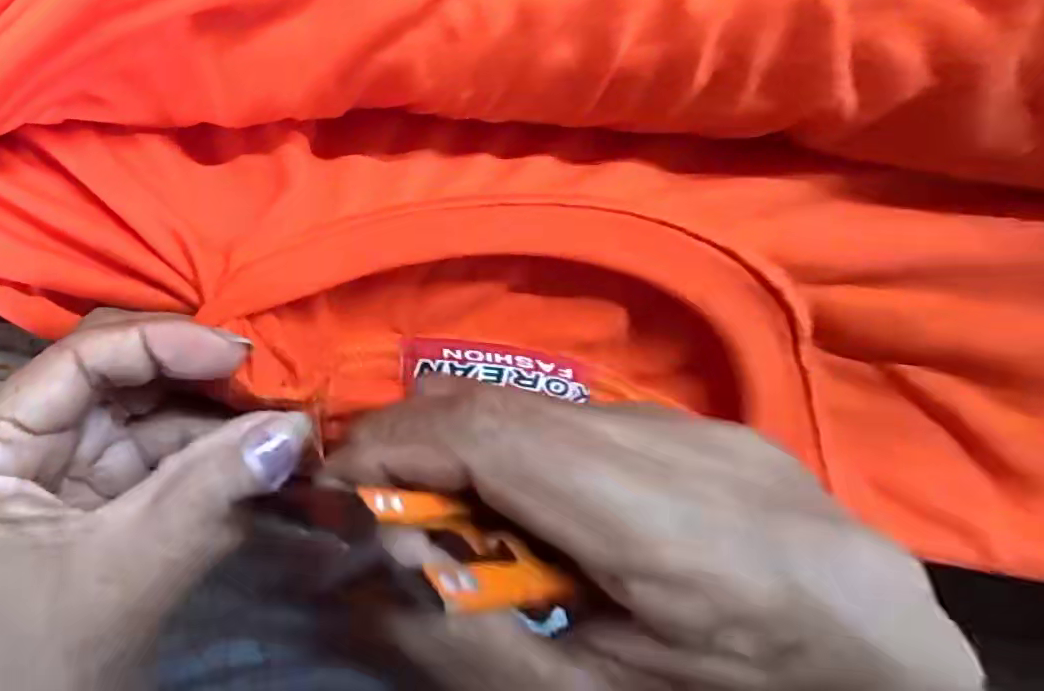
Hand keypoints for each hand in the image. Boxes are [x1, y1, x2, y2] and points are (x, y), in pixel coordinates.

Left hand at [0, 309, 310, 690]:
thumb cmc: (49, 662)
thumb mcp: (123, 573)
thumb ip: (206, 495)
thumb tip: (291, 429)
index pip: (82, 356)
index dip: (163, 342)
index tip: (236, 350)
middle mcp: (24, 426)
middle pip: (116, 364)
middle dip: (190, 365)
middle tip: (262, 371)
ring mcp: (64, 447)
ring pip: (145, 395)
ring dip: (209, 399)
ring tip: (272, 399)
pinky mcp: (101, 474)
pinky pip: (160, 437)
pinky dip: (209, 439)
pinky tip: (256, 437)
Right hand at [326, 379, 981, 690]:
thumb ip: (472, 642)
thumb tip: (368, 561)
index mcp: (701, 536)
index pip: (500, 434)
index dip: (395, 444)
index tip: (333, 482)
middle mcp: (707, 452)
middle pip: (506, 404)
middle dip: (410, 440)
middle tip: (369, 499)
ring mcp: (711, 430)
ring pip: (532, 401)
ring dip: (457, 442)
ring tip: (442, 510)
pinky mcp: (707, 430)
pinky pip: (569, 417)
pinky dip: (511, 447)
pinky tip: (524, 509)